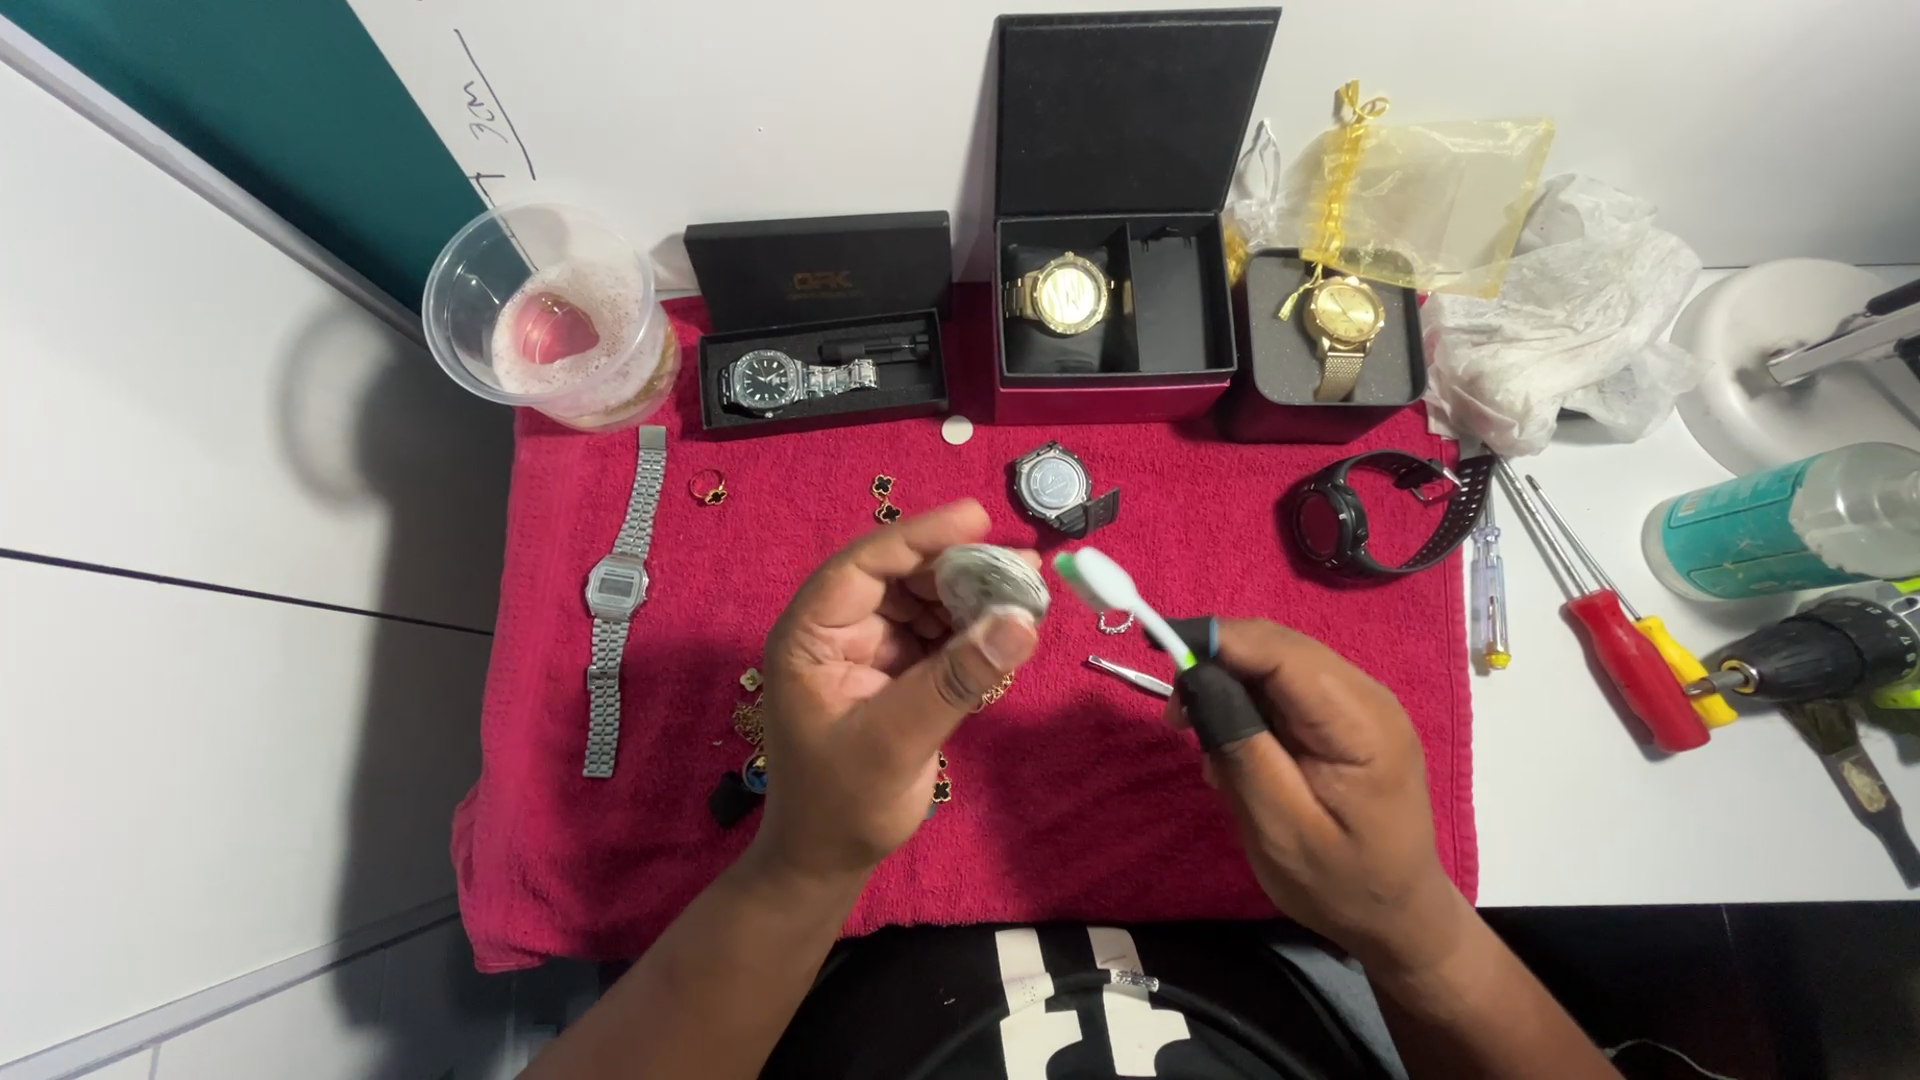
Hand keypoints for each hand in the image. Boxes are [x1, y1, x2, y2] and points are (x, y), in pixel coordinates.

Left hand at [751, 499, 1039, 883]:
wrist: (829, 858)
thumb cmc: (841, 804)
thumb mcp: (895, 741)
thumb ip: (956, 680)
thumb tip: (1022, 622)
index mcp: (811, 636)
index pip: (862, 566)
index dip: (919, 537)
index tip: (977, 519)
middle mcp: (838, 631)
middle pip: (902, 578)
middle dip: (960, 571)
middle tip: (1021, 569)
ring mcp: (869, 649)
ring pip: (926, 603)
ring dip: (973, 600)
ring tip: (1025, 598)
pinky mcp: (897, 671)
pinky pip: (939, 635)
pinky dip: (973, 633)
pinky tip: (1006, 633)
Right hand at [1169, 620, 1472, 977]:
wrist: (1397, 917)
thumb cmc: (1339, 883)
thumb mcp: (1279, 826)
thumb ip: (1241, 745)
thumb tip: (1196, 674)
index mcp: (1361, 724)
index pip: (1280, 651)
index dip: (1216, 637)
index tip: (1156, 644)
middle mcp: (1366, 696)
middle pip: (1275, 644)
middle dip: (1215, 661)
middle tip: (1176, 718)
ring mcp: (1359, 701)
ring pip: (1274, 658)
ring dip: (1227, 684)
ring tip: (1208, 746)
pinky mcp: (1344, 712)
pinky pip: (1283, 682)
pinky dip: (1246, 701)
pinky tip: (1237, 747)